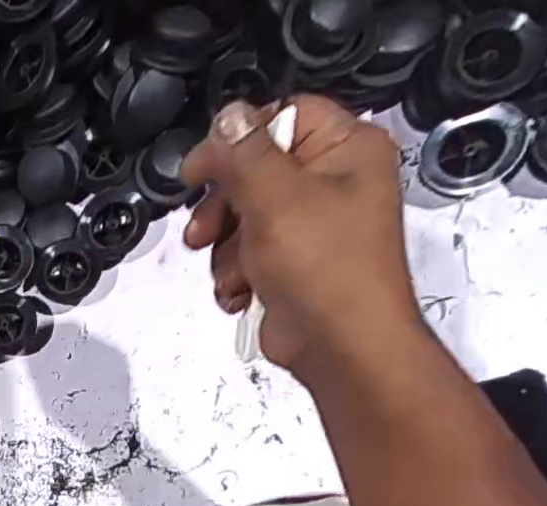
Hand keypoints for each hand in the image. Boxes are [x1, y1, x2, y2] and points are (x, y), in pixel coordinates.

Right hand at [181, 96, 428, 372]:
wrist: (338, 346)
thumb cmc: (332, 277)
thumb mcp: (277, 200)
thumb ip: (246, 155)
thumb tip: (227, 119)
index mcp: (344, 152)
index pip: (281, 119)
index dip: (235, 142)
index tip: (201, 166)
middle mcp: (329, 187)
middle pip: (251, 175)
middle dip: (222, 209)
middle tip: (206, 228)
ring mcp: (308, 230)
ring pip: (240, 222)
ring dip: (225, 252)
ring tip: (236, 272)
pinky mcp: (288, 266)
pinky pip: (242, 258)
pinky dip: (234, 277)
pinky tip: (243, 291)